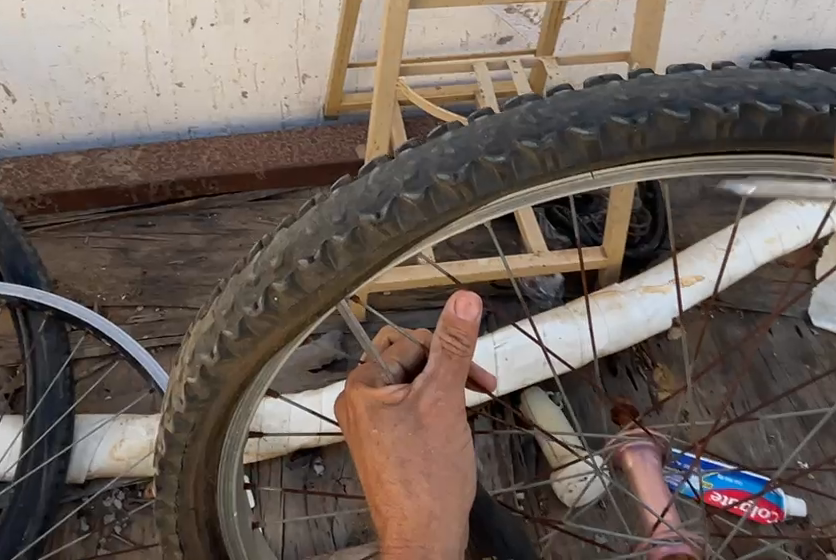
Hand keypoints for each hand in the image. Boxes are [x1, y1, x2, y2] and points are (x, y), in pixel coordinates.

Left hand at [335, 290, 497, 558]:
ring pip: (412, 382)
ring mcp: (370, 423)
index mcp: (363, 384)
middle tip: (476, 387)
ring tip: (467, 408)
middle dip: (446, 370)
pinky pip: (409, 406)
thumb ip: (454, 346)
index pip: (408, 341)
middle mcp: (359, 400)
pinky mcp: (384, 441)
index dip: (445, 353)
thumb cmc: (428, 479)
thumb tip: (463, 300)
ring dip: (444, 388)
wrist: (424, 542)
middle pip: (409, 358)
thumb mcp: (445, 400)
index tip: (474, 374)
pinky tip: (452, 425)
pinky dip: (434, 408)